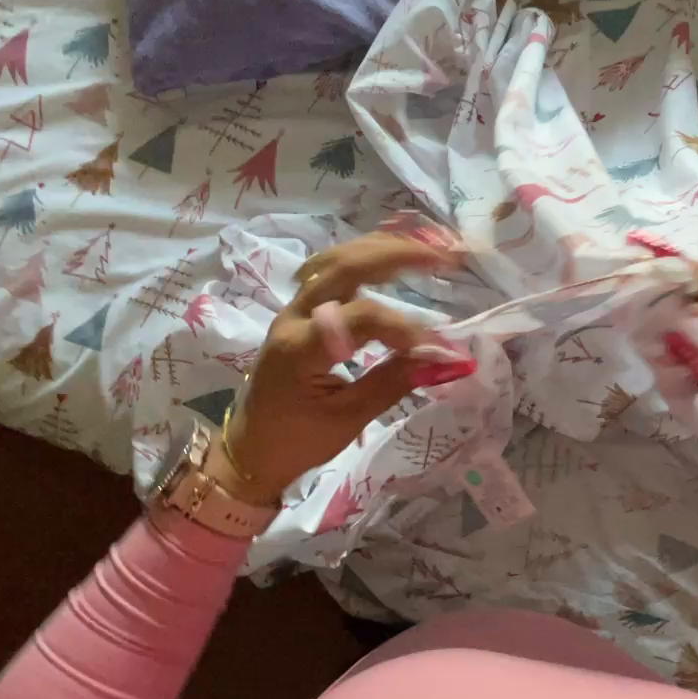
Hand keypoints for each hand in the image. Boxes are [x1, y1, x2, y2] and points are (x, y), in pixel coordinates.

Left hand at [209, 230, 473, 506]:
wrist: (253, 448)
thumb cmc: (298, 441)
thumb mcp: (348, 419)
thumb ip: (392, 382)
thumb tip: (439, 357)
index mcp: (300, 348)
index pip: (360, 318)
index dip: (402, 327)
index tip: (436, 348)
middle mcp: (293, 317)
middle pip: (344, 265)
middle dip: (397, 254)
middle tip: (445, 256)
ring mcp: (294, 310)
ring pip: (336, 260)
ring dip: (382, 250)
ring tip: (425, 250)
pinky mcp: (300, 313)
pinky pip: (332, 273)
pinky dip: (366, 262)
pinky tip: (392, 263)